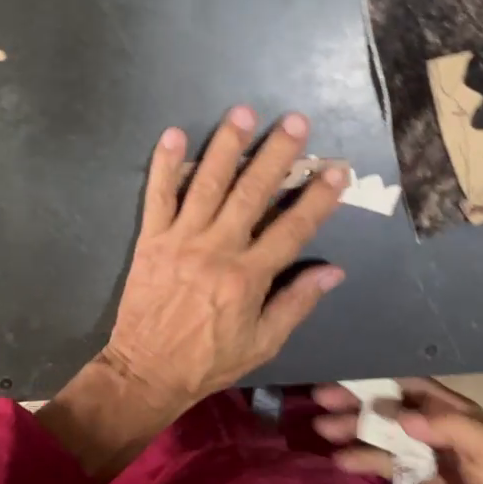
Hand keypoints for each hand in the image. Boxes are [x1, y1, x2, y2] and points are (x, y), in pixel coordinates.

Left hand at [38, 106, 347, 477]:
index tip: (336, 170)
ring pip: (208, 184)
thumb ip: (296, 303)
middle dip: (277, 154)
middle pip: (253, 193)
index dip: (317, 198)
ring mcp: (181, 240)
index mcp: (249, 277)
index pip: (292, 228)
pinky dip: (164, 165)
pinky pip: (158, 196)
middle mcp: (218, 250)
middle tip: (295, 121)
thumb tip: (333, 271)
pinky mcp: (150, 239)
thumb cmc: (209, 361)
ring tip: (243, 112)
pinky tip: (174, 134)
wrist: (146, 371)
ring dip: (227, 146)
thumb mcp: (262, 343)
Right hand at [314, 377, 482, 483]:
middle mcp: (431, 425)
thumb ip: (446, 426)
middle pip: (386, 406)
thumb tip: (398, 415)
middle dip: (354, 402)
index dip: (378, 381)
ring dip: (351, 429)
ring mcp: (420, 452)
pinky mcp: (413, 479)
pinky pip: (381, 463)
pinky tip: (340, 461)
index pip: (408, 386)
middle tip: (320, 400)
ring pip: (379, 434)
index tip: (345, 380)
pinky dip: (360, 459)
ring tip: (322, 429)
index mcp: (452, 409)